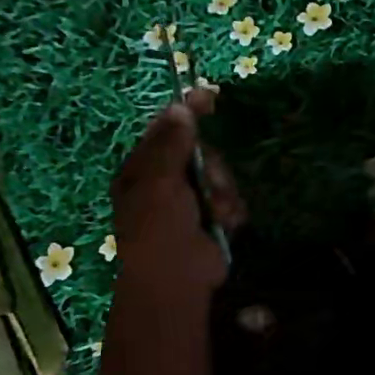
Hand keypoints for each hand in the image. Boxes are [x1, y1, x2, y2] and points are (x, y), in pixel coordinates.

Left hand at [110, 91, 244, 310]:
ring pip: (220, 177)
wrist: (177, 279)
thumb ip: (172, 144)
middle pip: (201, 153)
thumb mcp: (159, 181)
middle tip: (210, 182)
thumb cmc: (159, 228)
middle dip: (212, 168)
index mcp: (143, 170)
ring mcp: (191, 203)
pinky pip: (232, 200)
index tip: (209, 95)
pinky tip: (225, 223)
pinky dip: (231, 211)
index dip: (187, 112)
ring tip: (217, 212)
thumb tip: (181, 107)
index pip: (166, 130)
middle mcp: (166, 182)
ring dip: (224, 193)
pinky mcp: (213, 220)